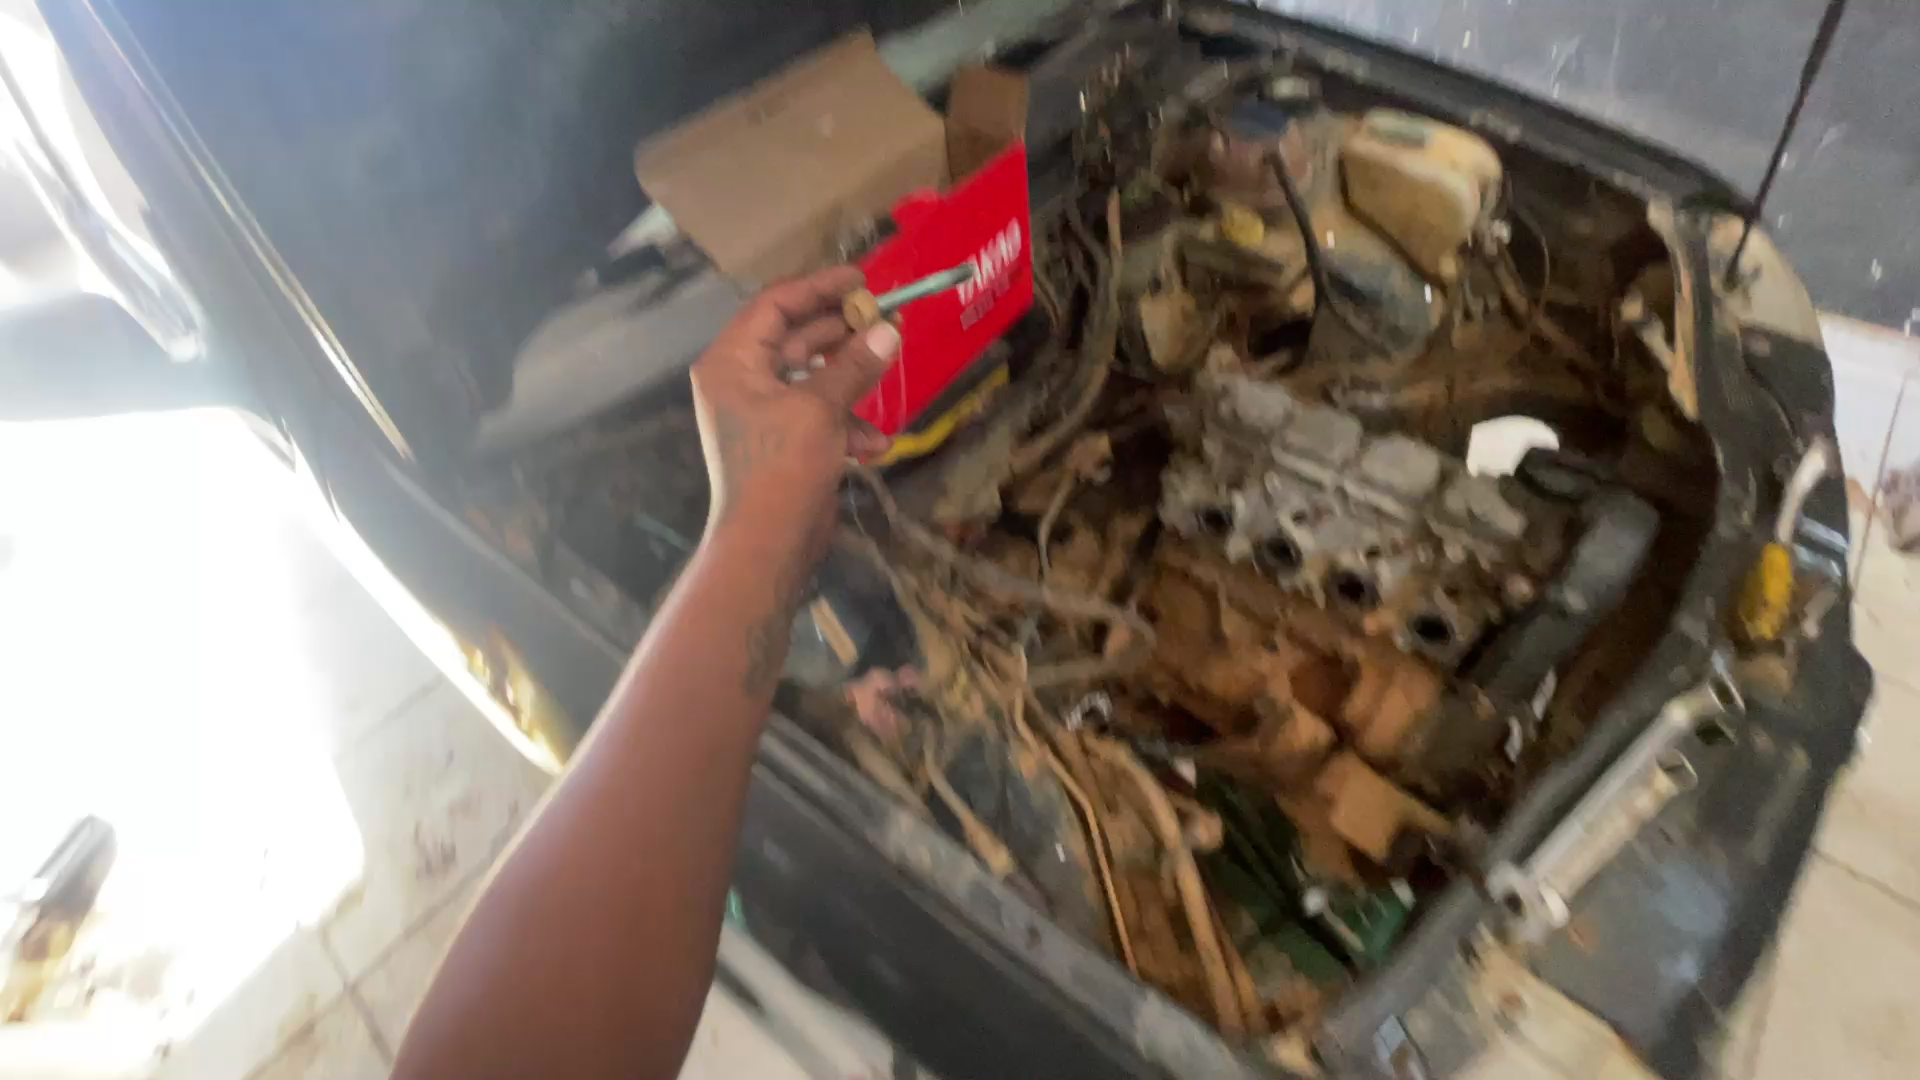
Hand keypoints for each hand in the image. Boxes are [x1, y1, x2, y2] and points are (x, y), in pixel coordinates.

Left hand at [690, 265, 899, 542]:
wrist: (768, 545)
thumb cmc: (782, 467)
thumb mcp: (820, 409)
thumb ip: (854, 366)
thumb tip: (889, 331)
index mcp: (732, 362)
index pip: (774, 306)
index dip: (818, 288)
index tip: (862, 280)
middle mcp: (742, 381)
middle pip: (797, 340)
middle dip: (843, 335)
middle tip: (886, 321)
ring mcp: (764, 413)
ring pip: (814, 379)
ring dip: (852, 382)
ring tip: (887, 374)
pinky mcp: (786, 442)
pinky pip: (819, 416)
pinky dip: (847, 425)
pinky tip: (875, 443)